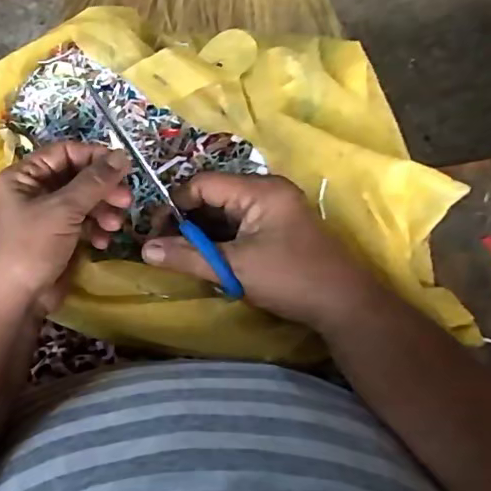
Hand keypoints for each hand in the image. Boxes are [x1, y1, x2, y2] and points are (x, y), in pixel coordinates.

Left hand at [0, 142, 132, 312]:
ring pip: (84, 200)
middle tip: (126, 200)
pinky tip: (102, 241)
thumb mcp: (63, 210)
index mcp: (24, 176)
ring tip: (114, 225)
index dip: (93, 156)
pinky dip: (96, 227)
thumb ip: (94, 182)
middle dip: (103, 188)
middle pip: (78, 176)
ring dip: (103, 209)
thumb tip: (122, 155)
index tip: (122, 166)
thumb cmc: (31, 247)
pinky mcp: (59, 236)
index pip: (64, 152)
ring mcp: (47, 214)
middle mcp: (34, 190)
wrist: (17, 299)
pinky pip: (83, 222)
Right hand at [139, 172, 386, 330]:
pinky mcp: (274, 228)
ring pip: (220, 212)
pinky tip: (201, 257)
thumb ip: (186, 256)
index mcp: (260, 190)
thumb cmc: (291, 279)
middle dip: (183, 220)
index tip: (154, 232)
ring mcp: (272, 210)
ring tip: (177, 254)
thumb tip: (144, 249)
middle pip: (210, 196)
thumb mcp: (233, 268)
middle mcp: (266, 192)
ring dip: (198, 232)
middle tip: (162, 245)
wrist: (346, 306)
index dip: (173, 205)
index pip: (202, 184)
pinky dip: (215, 239)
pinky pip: (234, 225)